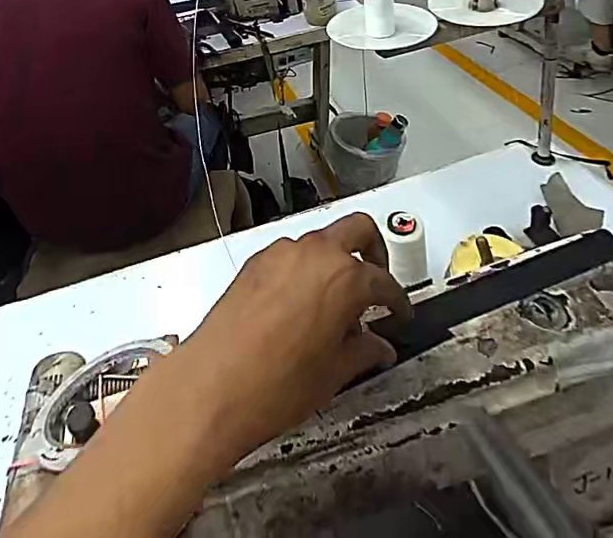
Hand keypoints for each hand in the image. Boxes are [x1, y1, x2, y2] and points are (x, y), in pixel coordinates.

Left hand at [151, 213, 411, 464]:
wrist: (214, 385)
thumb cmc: (270, 381)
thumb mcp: (335, 372)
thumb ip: (363, 350)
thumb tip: (376, 347)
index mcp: (343, 277)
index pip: (384, 280)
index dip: (397, 300)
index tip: (397, 312)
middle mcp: (311, 254)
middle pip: (357, 228)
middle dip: (374, 251)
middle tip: (377, 281)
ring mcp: (279, 254)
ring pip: (319, 241)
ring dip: (334, 262)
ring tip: (337, 304)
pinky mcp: (255, 262)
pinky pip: (289, 255)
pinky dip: (303, 270)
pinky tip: (304, 306)